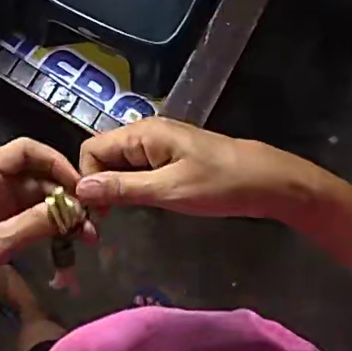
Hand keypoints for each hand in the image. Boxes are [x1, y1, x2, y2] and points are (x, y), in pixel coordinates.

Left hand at [0, 138, 84, 337]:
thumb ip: (36, 223)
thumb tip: (75, 210)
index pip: (24, 151)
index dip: (55, 161)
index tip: (80, 184)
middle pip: (35, 174)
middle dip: (64, 192)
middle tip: (92, 218)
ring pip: (36, 196)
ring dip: (62, 212)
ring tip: (88, 235)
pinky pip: (31, 214)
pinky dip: (50, 224)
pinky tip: (70, 238)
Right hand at [76, 119, 341, 226]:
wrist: (270, 181)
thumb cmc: (221, 184)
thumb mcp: (169, 190)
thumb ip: (123, 188)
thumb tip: (81, 188)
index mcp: (141, 133)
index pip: (91, 149)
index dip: (87, 177)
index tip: (97, 210)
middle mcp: (143, 132)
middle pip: (102, 155)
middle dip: (99, 183)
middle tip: (107, 218)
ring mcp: (156, 143)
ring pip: (118, 163)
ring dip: (115, 186)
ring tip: (122, 213)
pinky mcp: (167, 155)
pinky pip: (136, 167)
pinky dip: (132, 185)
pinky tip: (143, 202)